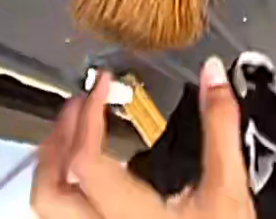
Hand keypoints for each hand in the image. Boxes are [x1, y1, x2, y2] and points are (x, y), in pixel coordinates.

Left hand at [32, 59, 256, 218]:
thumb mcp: (228, 191)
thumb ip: (218, 126)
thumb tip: (212, 71)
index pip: (84, 162)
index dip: (87, 114)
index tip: (102, 85)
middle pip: (48, 195)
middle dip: (56, 141)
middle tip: (77, 105)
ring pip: (49, 214)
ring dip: (56, 165)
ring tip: (75, 132)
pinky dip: (68, 192)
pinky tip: (87, 177)